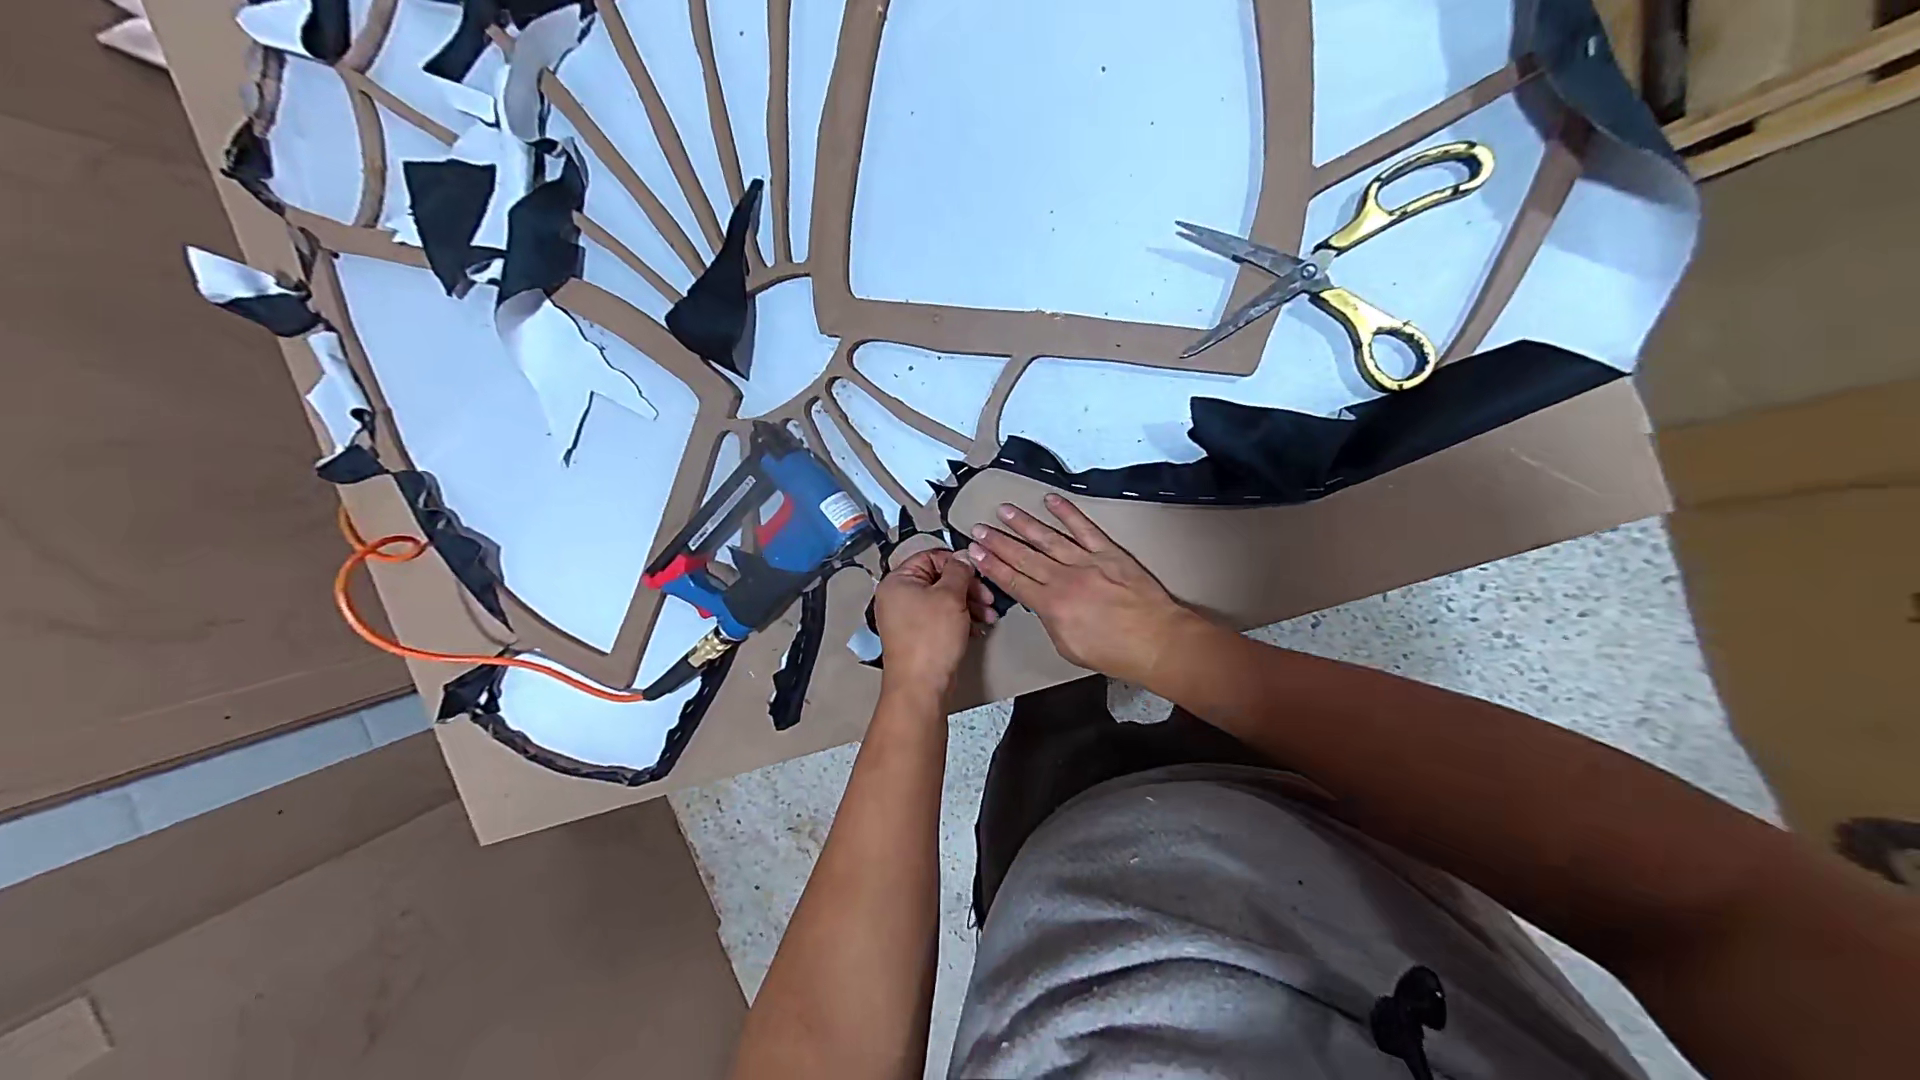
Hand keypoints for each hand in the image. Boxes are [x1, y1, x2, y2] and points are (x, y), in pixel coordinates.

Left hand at [872, 548, 996, 700]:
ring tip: (988, 615)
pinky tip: (977, 626)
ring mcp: (907, 617)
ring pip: (943, 599)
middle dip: (967, 587)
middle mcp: (898, 596)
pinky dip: (960, 619)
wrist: (922, 686)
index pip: (930, 556)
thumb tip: (963, 557)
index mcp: (898, 580)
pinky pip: (941, 617)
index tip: (976, 571)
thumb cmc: (930, 640)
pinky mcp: (919, 635)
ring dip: (969, 604)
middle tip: (987, 596)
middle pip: (939, 578)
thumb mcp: (951, 596)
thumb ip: (959, 571)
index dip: (956, 562)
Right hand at [966, 494, 1206, 685]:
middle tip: (979, 529)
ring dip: (1022, 523)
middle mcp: (1065, 579)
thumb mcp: (1069, 647)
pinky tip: (1051, 501)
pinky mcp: (1109, 553)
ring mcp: (1087, 562)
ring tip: (1005, 510)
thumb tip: (1041, 606)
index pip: (1012, 580)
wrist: (1157, 641)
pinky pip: (1084, 528)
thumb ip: (1050, 622)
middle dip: (997, 541)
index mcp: (1052, 606)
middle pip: (1023, 556)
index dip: (990, 565)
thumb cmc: (1117, 651)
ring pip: (1047, 538)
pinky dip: (1067, 513)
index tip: (975, 553)